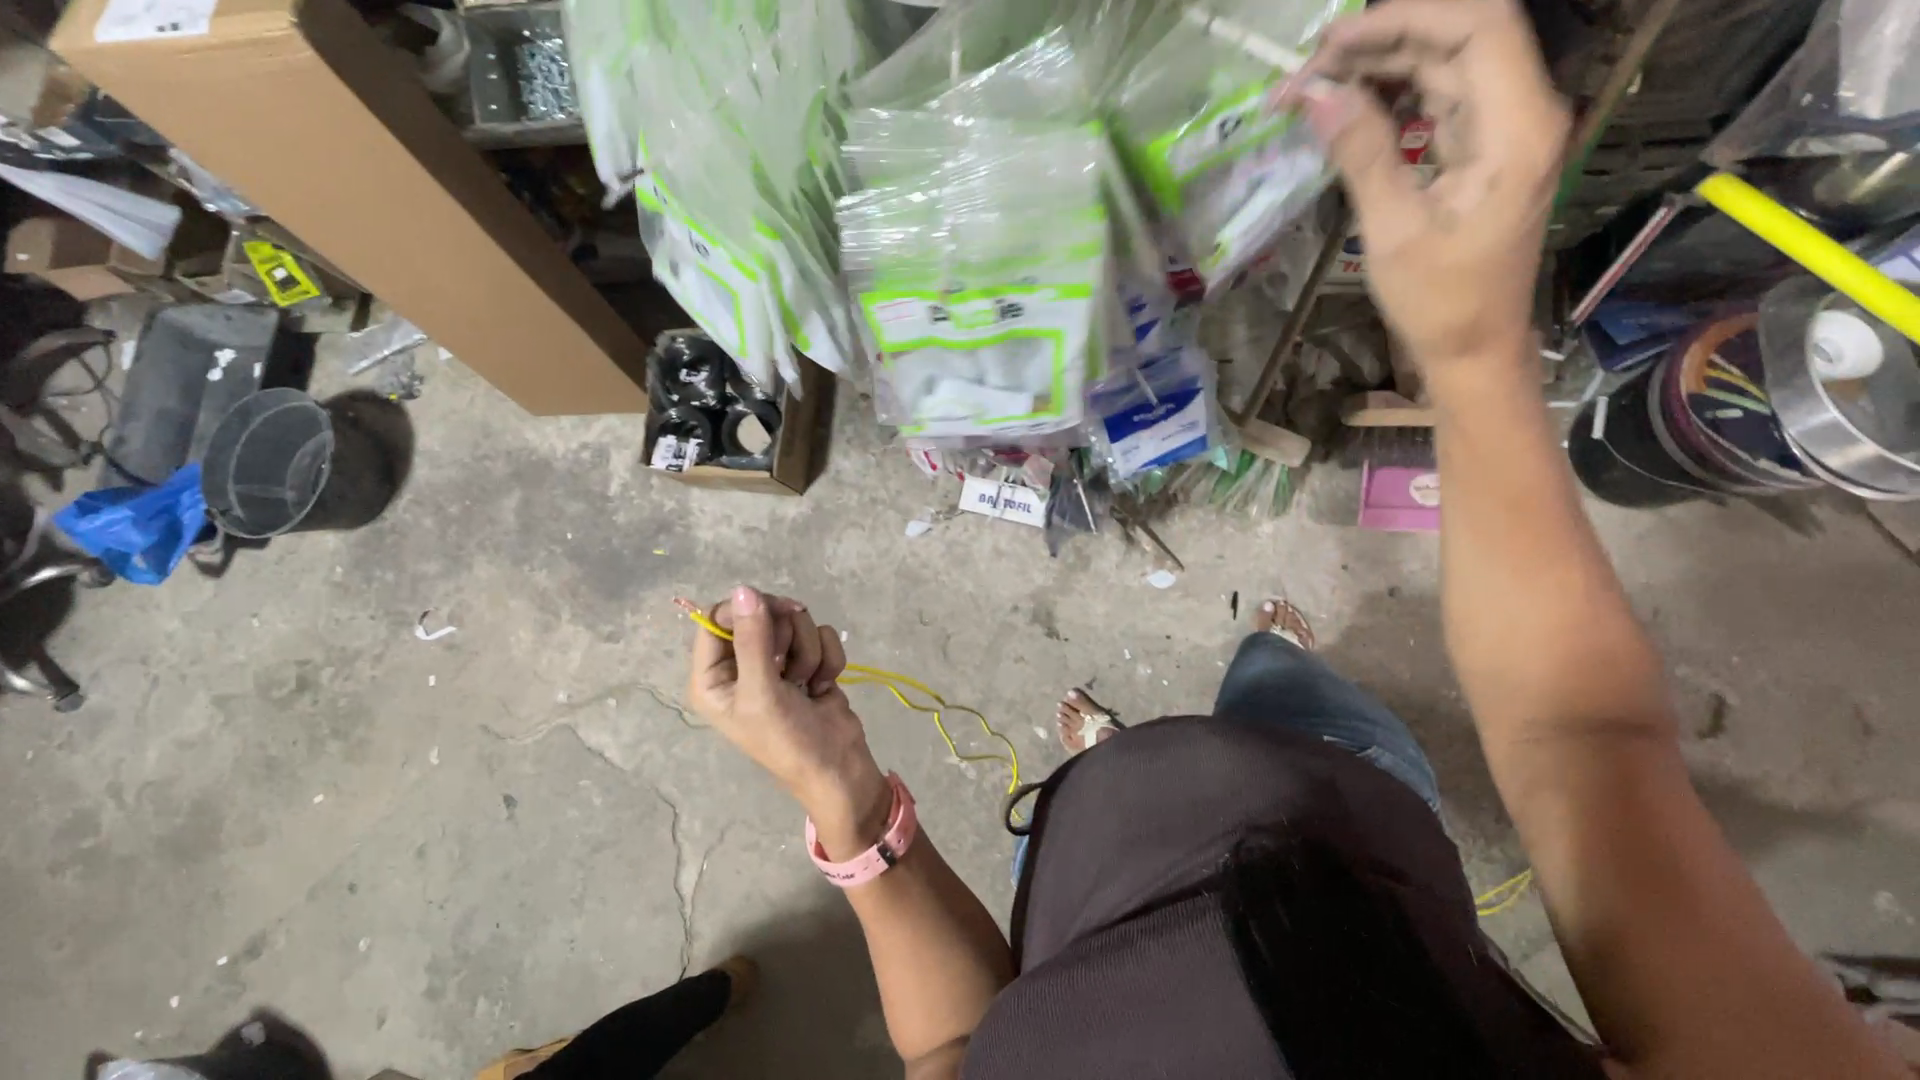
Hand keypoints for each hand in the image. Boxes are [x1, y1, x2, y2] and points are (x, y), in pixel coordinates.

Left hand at [686, 586, 889, 856]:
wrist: (840, 769)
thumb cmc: (789, 741)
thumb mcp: (762, 694)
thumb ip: (751, 640)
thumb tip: (743, 589)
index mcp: (712, 676)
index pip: (717, 619)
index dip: (745, 611)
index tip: (772, 616)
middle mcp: (740, 666)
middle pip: (760, 614)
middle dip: (785, 637)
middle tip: (790, 667)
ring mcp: (776, 664)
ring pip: (794, 622)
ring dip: (808, 651)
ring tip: (807, 684)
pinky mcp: (808, 663)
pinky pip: (819, 635)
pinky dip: (827, 658)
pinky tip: (824, 686)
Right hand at [1289, 0, 1569, 377]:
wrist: (1474, 349)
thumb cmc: (1441, 302)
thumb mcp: (1394, 230)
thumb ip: (1361, 153)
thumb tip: (1318, 95)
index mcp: (1517, 128)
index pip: (1477, 27)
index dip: (1405, 19)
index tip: (1334, 42)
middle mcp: (1522, 114)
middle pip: (1458, 39)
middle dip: (1383, 42)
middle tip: (1310, 69)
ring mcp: (1503, 131)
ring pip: (1445, 67)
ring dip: (1382, 68)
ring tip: (1318, 86)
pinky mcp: (1482, 151)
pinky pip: (1439, 103)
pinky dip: (1393, 98)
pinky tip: (1350, 110)